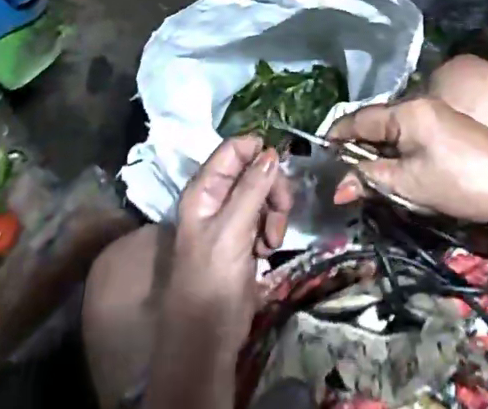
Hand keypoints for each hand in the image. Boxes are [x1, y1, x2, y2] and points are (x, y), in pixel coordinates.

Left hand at [162, 135, 292, 350]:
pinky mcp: (242, 238)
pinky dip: (271, 230)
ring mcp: (229, 218)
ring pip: (263, 194)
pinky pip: (265, 218)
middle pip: (253, 170)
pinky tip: (267, 251)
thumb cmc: (212, 280)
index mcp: (204, 189)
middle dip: (272, 189)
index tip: (282, 166)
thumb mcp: (232, 230)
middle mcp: (215, 198)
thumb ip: (252, 189)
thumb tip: (272, 152)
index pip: (232, 150)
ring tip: (270, 241)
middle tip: (281, 212)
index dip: (258, 152)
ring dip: (274, 213)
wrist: (208, 338)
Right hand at [327, 98, 487, 224]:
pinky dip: (398, 154)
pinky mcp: (449, 128)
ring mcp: (436, 114)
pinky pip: (410, 136)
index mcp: (404, 110)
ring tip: (366, 181)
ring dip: (378, 154)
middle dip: (356, 150)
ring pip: (393, 132)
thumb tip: (338, 187)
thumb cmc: (462, 182)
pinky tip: (397, 175)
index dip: (336, 138)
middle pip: (374, 123)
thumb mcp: (411, 185)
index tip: (320, 159)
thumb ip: (371, 180)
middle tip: (342, 178)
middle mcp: (418, 104)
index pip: (357, 119)